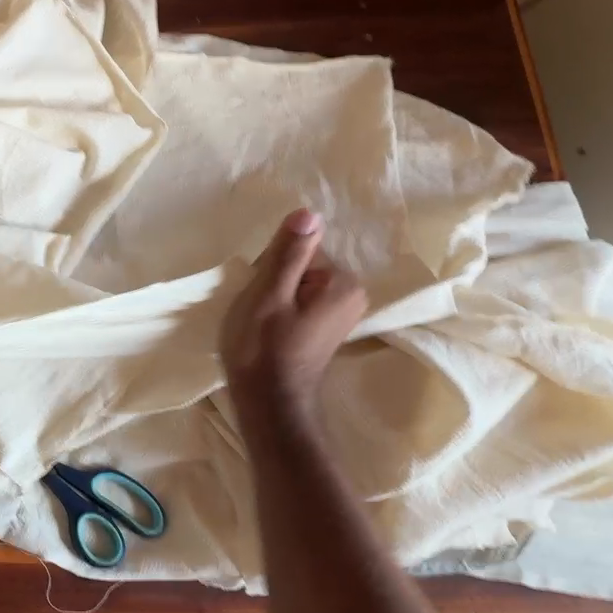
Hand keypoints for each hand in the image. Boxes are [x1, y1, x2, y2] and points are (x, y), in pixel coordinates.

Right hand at [221, 209, 368, 418]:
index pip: (301, 251)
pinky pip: (303, 300)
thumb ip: (288, 255)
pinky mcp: (330, 325)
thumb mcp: (269, 296)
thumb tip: (307, 213)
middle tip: (258, 310)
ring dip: (276, 296)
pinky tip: (271, 329)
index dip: (271, 269)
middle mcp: (353, 293)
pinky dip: (283, 309)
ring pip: (300, 284)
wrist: (269, 399)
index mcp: (342, 282)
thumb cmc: (263, 348)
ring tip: (262, 321)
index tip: (260, 295)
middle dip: (274, 280)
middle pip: (303, 266)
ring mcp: (343, 311)